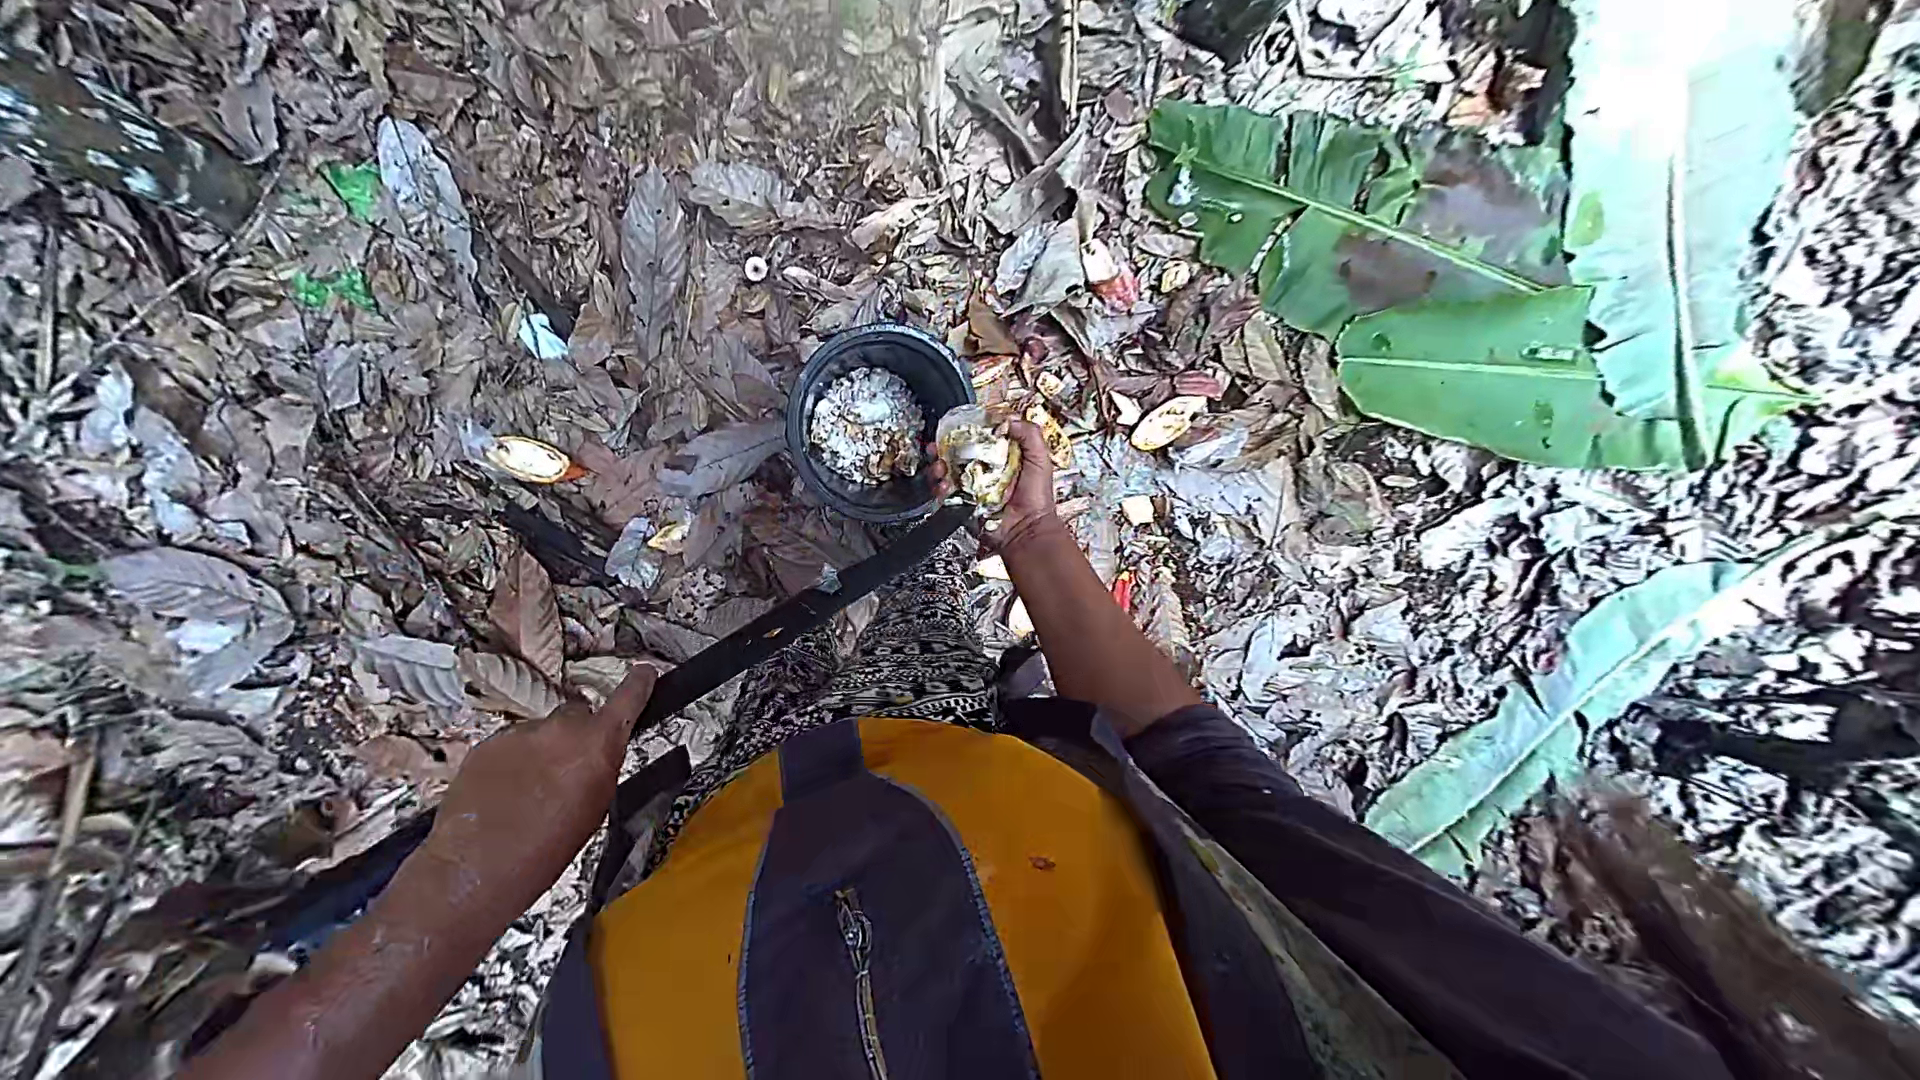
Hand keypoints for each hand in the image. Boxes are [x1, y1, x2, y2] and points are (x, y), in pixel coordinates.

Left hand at [414, 664, 655, 922]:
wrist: (475, 870)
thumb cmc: (550, 847)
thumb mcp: (598, 803)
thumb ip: (603, 762)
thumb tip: (599, 748)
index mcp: (598, 741)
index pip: (628, 696)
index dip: (640, 683)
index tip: (645, 673)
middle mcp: (561, 727)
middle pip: (578, 714)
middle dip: (577, 734)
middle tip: (567, 769)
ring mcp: (520, 732)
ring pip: (542, 731)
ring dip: (542, 749)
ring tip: (528, 789)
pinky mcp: (487, 743)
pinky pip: (511, 743)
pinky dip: (513, 761)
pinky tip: (503, 792)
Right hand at [929, 420, 1060, 551]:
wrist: (1027, 529)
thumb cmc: (1037, 498)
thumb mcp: (1040, 459)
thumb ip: (1029, 435)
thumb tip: (1009, 419)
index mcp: (1000, 456)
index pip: (979, 438)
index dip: (966, 431)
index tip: (957, 426)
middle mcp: (984, 469)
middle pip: (957, 453)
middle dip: (944, 447)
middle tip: (938, 446)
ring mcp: (972, 486)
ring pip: (947, 471)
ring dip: (938, 466)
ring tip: (940, 468)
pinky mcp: (964, 502)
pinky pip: (946, 492)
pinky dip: (939, 487)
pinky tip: (944, 486)